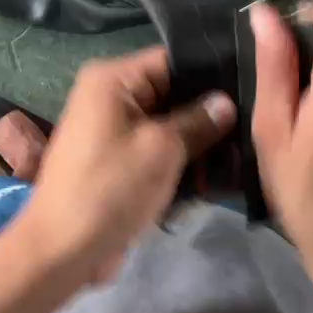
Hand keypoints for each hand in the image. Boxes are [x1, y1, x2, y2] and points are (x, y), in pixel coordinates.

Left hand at [14, 47, 234, 279]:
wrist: (62, 251)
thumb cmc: (110, 189)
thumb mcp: (162, 150)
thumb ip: (198, 121)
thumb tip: (226, 101)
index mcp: (112, 79)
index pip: (171, 61)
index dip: (210, 76)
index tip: (249, 92)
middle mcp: (110, 96)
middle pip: (172, 94)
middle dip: (207, 118)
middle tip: (249, 135)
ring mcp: (112, 130)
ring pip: (168, 127)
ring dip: (197, 147)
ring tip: (236, 165)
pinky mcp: (117, 161)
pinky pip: (156, 151)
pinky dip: (179, 165)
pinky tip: (210, 183)